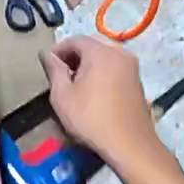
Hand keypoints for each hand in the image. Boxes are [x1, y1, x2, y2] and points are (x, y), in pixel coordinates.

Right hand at [40, 37, 167, 168]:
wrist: (129, 144)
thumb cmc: (91, 119)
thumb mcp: (62, 95)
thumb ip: (54, 70)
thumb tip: (47, 54)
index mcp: (100, 52)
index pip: (75, 40)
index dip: (58, 50)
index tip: (47, 64)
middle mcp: (119, 53)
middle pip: (91, 44)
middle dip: (73, 55)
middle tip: (60, 72)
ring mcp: (131, 66)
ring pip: (104, 54)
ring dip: (88, 62)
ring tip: (75, 82)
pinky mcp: (137, 79)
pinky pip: (114, 65)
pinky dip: (101, 70)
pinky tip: (92, 88)